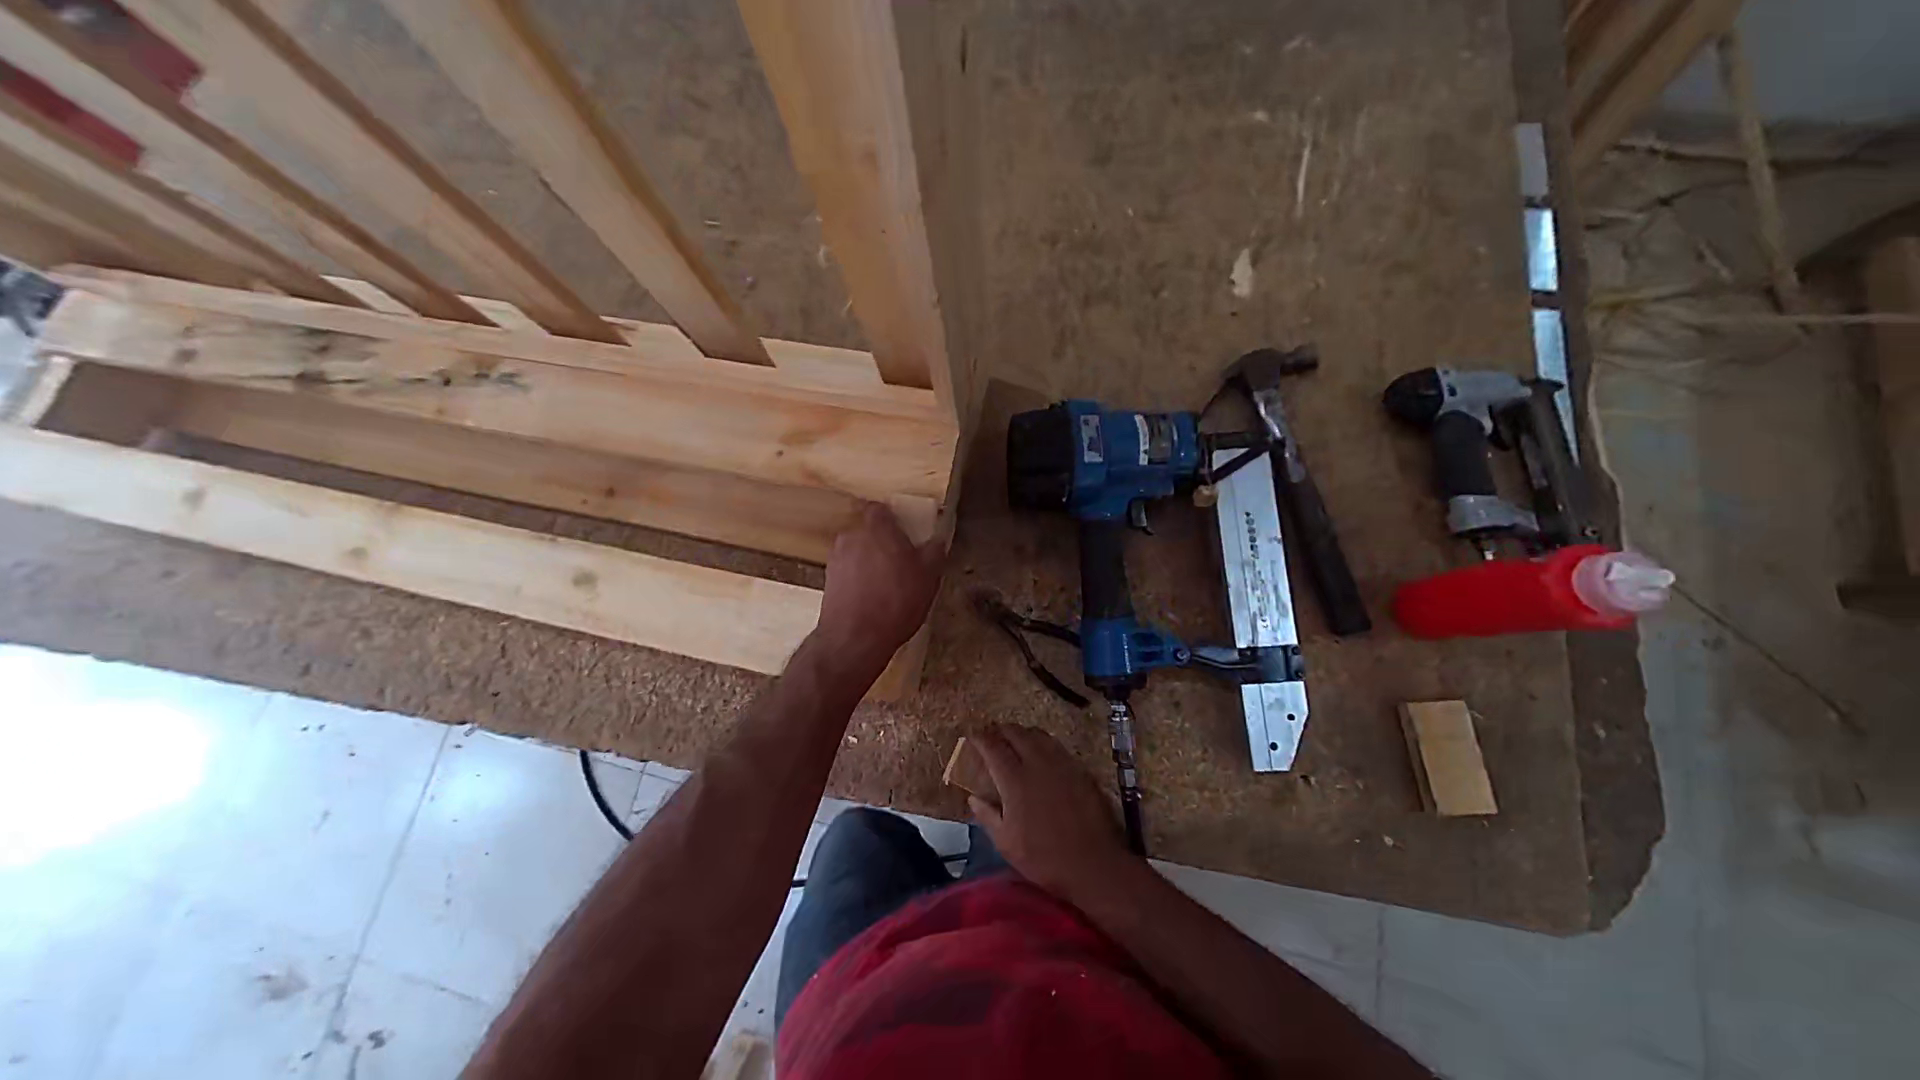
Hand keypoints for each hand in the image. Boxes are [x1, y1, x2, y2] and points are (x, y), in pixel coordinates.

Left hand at [816, 503, 944, 670]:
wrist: (856, 638)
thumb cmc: (896, 601)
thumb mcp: (929, 576)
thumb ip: (934, 552)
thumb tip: (937, 541)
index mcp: (876, 528)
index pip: (879, 509)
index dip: (892, 518)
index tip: (904, 532)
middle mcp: (851, 537)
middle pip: (868, 531)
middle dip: (882, 543)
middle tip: (901, 562)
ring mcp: (836, 559)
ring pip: (857, 553)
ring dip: (869, 563)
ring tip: (887, 586)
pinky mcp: (827, 582)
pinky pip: (848, 573)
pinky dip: (858, 581)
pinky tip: (872, 600)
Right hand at [968, 725, 1137, 901]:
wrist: (1093, 864)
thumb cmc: (1044, 858)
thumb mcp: (1006, 844)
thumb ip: (988, 816)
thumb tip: (974, 797)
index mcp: (1015, 780)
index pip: (993, 748)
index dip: (980, 738)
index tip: (972, 736)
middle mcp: (1038, 764)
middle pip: (1016, 734)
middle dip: (1000, 730)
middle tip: (991, 736)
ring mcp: (1062, 764)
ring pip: (1039, 735)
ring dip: (1022, 733)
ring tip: (1014, 739)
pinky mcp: (1080, 770)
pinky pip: (1056, 746)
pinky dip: (1042, 742)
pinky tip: (1041, 753)